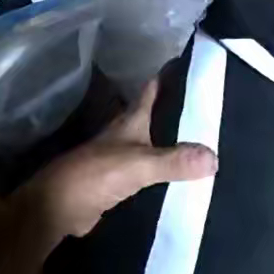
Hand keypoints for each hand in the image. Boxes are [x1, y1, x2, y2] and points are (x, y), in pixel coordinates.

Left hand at [28, 80, 217, 239]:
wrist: (59, 207)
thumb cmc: (96, 174)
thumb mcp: (138, 165)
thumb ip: (173, 160)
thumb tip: (214, 157)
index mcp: (130, 120)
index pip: (152, 89)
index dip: (170, 75)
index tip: (193, 65)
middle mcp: (126, 133)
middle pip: (156, 115)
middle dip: (178, 110)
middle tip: (211, 107)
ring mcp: (122, 157)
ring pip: (154, 142)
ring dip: (173, 141)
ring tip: (205, 141)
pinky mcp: (120, 181)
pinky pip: (150, 170)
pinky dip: (166, 169)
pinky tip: (183, 176)